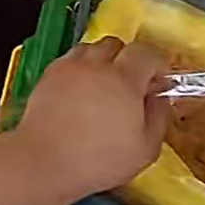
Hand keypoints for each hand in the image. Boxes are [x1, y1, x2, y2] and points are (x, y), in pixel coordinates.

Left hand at [13, 37, 169, 200]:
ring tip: (104, 86)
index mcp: (123, 79)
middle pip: (116, 45)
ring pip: (90, 49)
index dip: (156, 63)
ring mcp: (68, 67)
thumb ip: (158, 116)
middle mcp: (94, 65)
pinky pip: (69, 60)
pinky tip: (81, 91)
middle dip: (128, 59)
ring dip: (102, 60)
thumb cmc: (99, 159)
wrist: (46, 159)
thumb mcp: (145, 148)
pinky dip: (80, 68)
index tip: (158, 81)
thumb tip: (158, 97)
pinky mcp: (48, 75)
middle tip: (131, 84)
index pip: (145, 52)